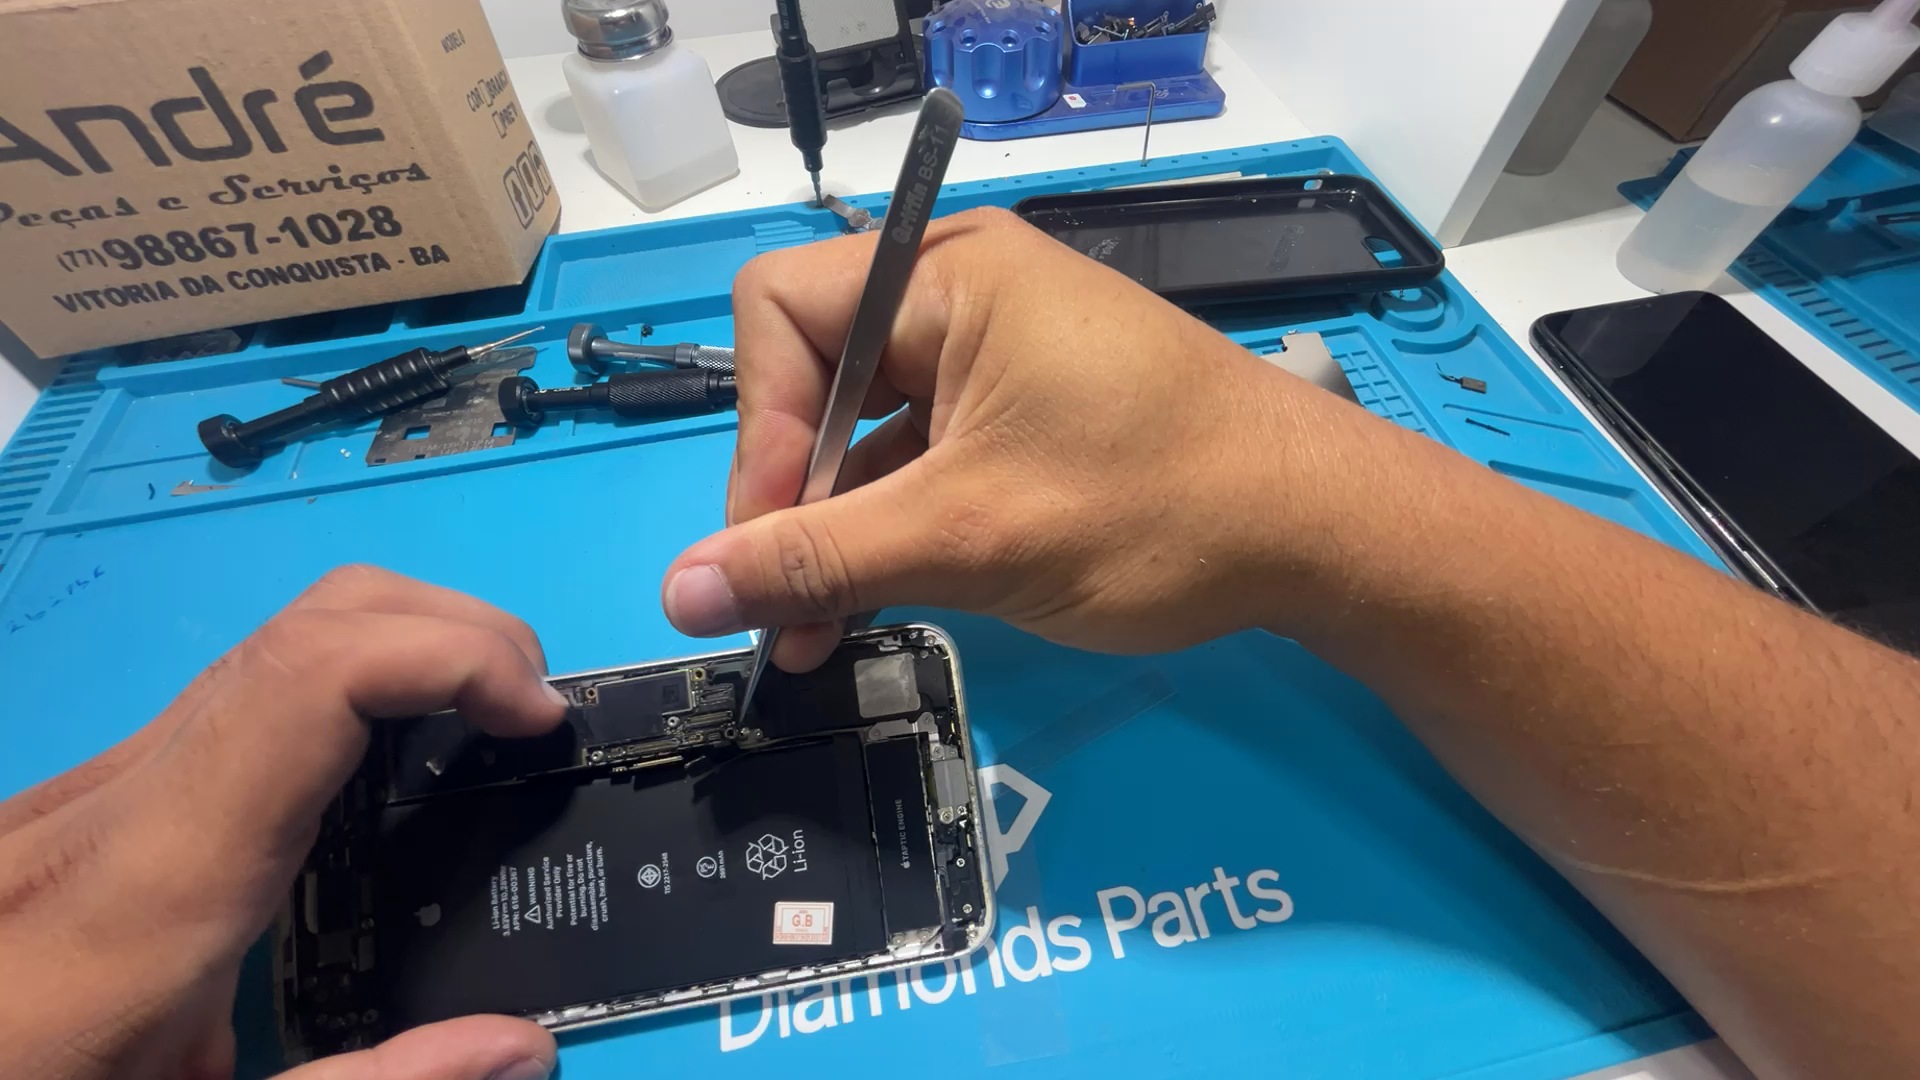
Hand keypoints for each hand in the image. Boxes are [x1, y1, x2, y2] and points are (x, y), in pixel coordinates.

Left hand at [0, 566, 567, 1079]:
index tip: (538, 716)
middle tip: (529, 714)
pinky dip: (384, 667)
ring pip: (306, 620)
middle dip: (466, 633)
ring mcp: (119, 769)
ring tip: (490, 715)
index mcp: (152, 880)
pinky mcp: (122, 773)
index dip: (456, 658)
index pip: (318, 677)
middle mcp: (132, 791)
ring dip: (430, 638)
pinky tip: (406, 746)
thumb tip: (527, 1046)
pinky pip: (282, 668)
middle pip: (328, 616)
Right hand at [663, 207, 1398, 669]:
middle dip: (794, 499)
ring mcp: (991, 360)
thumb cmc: (1153, 511)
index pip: (782, 317)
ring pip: (865, 438)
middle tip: (786, 610)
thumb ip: (819, 559)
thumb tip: (682, 590)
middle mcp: (960, 297)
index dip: (759, 431)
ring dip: (838, 533)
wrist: (1313, 534)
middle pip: (817, 383)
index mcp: (945, 275)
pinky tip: (880, 594)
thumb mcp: (970, 535)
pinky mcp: (1017, 417)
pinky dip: (892, 530)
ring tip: (819, 629)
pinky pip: (919, 462)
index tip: (767, 543)